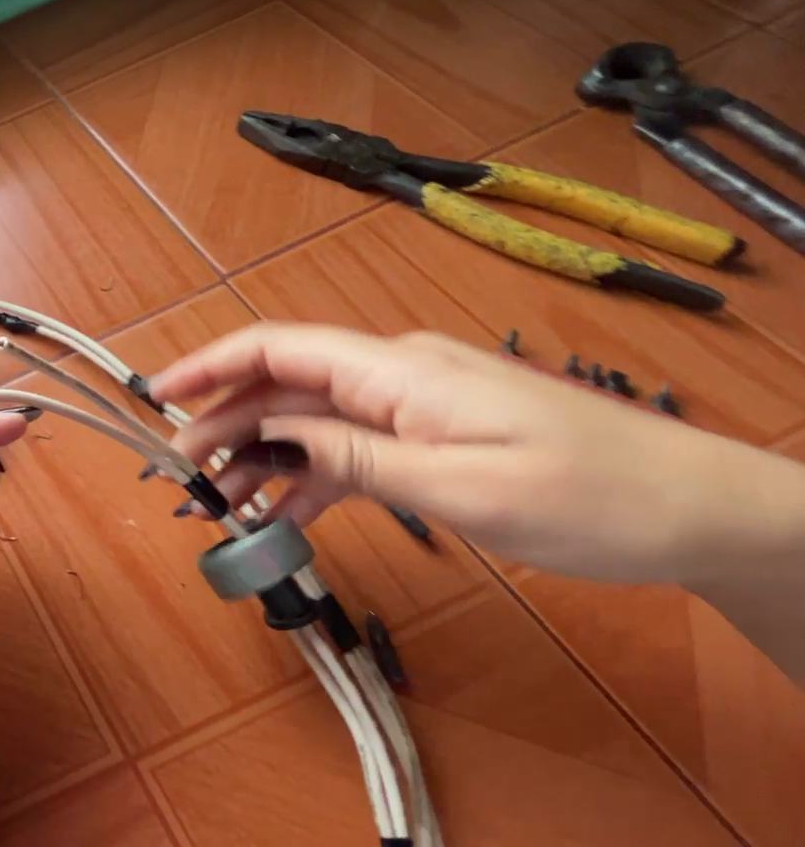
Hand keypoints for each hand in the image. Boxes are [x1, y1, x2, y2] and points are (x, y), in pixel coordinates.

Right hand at [148, 323, 804, 588]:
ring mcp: (406, 405)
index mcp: (394, 371)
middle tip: (180, 475)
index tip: (157, 396)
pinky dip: (305, 478)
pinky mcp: (423, 435)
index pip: (275, 348)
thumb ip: (353, 457)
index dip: (207, 365)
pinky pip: (343, 448)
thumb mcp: (460, 488)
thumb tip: (269, 437)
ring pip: (305, 421)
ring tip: (220, 503)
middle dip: (222, 424)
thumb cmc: (592, 496)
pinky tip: (279, 513)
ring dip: (258, 457)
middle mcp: (390, 375)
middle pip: (279, 388)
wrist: (705, 510)